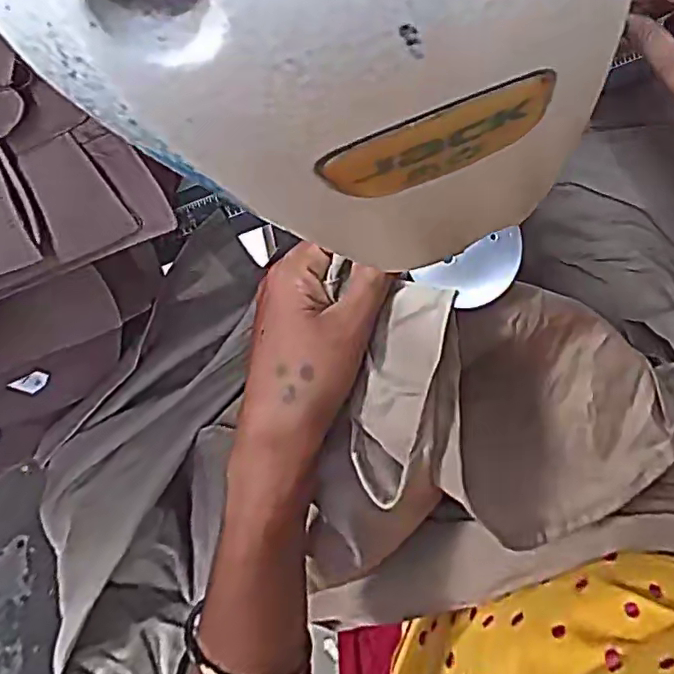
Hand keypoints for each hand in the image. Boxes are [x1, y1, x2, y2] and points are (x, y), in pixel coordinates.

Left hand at [232, 242, 393, 489]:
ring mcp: (286, 307)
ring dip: (358, 293)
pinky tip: (356, 330)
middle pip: (337, 257)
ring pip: (335, 282)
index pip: (337, 234)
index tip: (394, 250)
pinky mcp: (294, 328)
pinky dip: (347, 312)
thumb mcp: (350, 325)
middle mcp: (282, 284)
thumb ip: (373, 278)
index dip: (368, 241)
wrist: (279, 439)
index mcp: (288, 272)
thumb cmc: (302, 387)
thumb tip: (390, 246)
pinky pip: (328, 304)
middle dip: (366, 270)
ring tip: (368, 315)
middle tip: (386, 288)